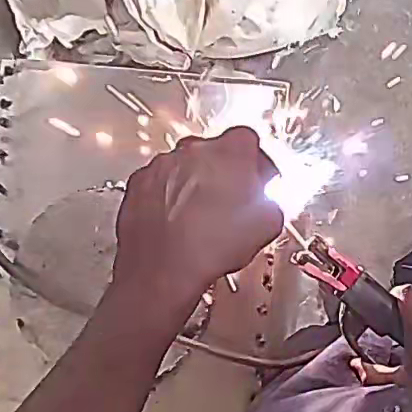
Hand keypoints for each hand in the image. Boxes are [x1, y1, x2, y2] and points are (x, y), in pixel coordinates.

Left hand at [112, 126, 282, 304]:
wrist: (162, 271)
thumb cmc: (213, 246)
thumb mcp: (267, 224)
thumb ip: (272, 200)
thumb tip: (268, 201)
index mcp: (231, 151)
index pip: (249, 140)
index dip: (256, 162)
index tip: (259, 179)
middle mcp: (194, 149)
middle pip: (215, 151)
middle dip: (225, 172)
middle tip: (233, 201)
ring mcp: (162, 164)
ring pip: (186, 166)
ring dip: (196, 184)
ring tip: (203, 218)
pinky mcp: (138, 183)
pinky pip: (160, 183)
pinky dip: (168, 197)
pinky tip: (179, 223)